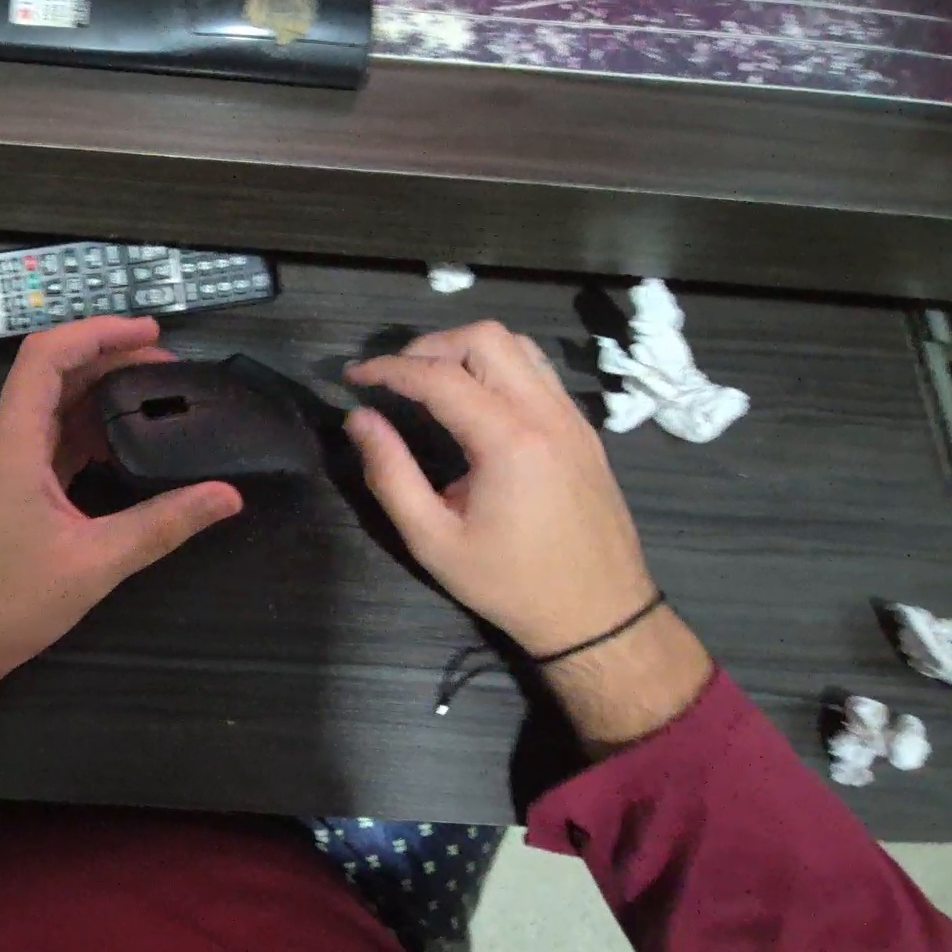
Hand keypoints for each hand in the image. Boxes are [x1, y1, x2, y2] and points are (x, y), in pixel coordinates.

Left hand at [0, 318, 243, 682]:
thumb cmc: (12, 598)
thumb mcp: (96, 562)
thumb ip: (163, 524)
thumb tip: (227, 497)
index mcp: (17, 441)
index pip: (47, 356)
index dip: (98, 332)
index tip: (151, 334)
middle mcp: (10, 439)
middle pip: (56, 371)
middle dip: (111, 357)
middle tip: (169, 365)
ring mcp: (13, 461)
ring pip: (57, 403)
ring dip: (103, 390)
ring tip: (158, 393)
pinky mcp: (21, 483)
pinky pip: (58, 436)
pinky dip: (94, 427)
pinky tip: (131, 439)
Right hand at [343, 322, 656, 658]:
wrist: (600, 613)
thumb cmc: (508, 582)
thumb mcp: (432, 539)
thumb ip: (389, 474)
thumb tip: (359, 420)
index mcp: (508, 441)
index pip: (439, 376)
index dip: (387, 368)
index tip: (352, 377)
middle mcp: (546, 414)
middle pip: (485, 338)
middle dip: (428, 346)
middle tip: (392, 377)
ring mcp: (571, 417)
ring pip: (517, 346)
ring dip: (464, 350)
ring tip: (427, 381)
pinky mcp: (582, 429)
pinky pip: (537, 371)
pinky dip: (495, 366)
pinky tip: (471, 399)